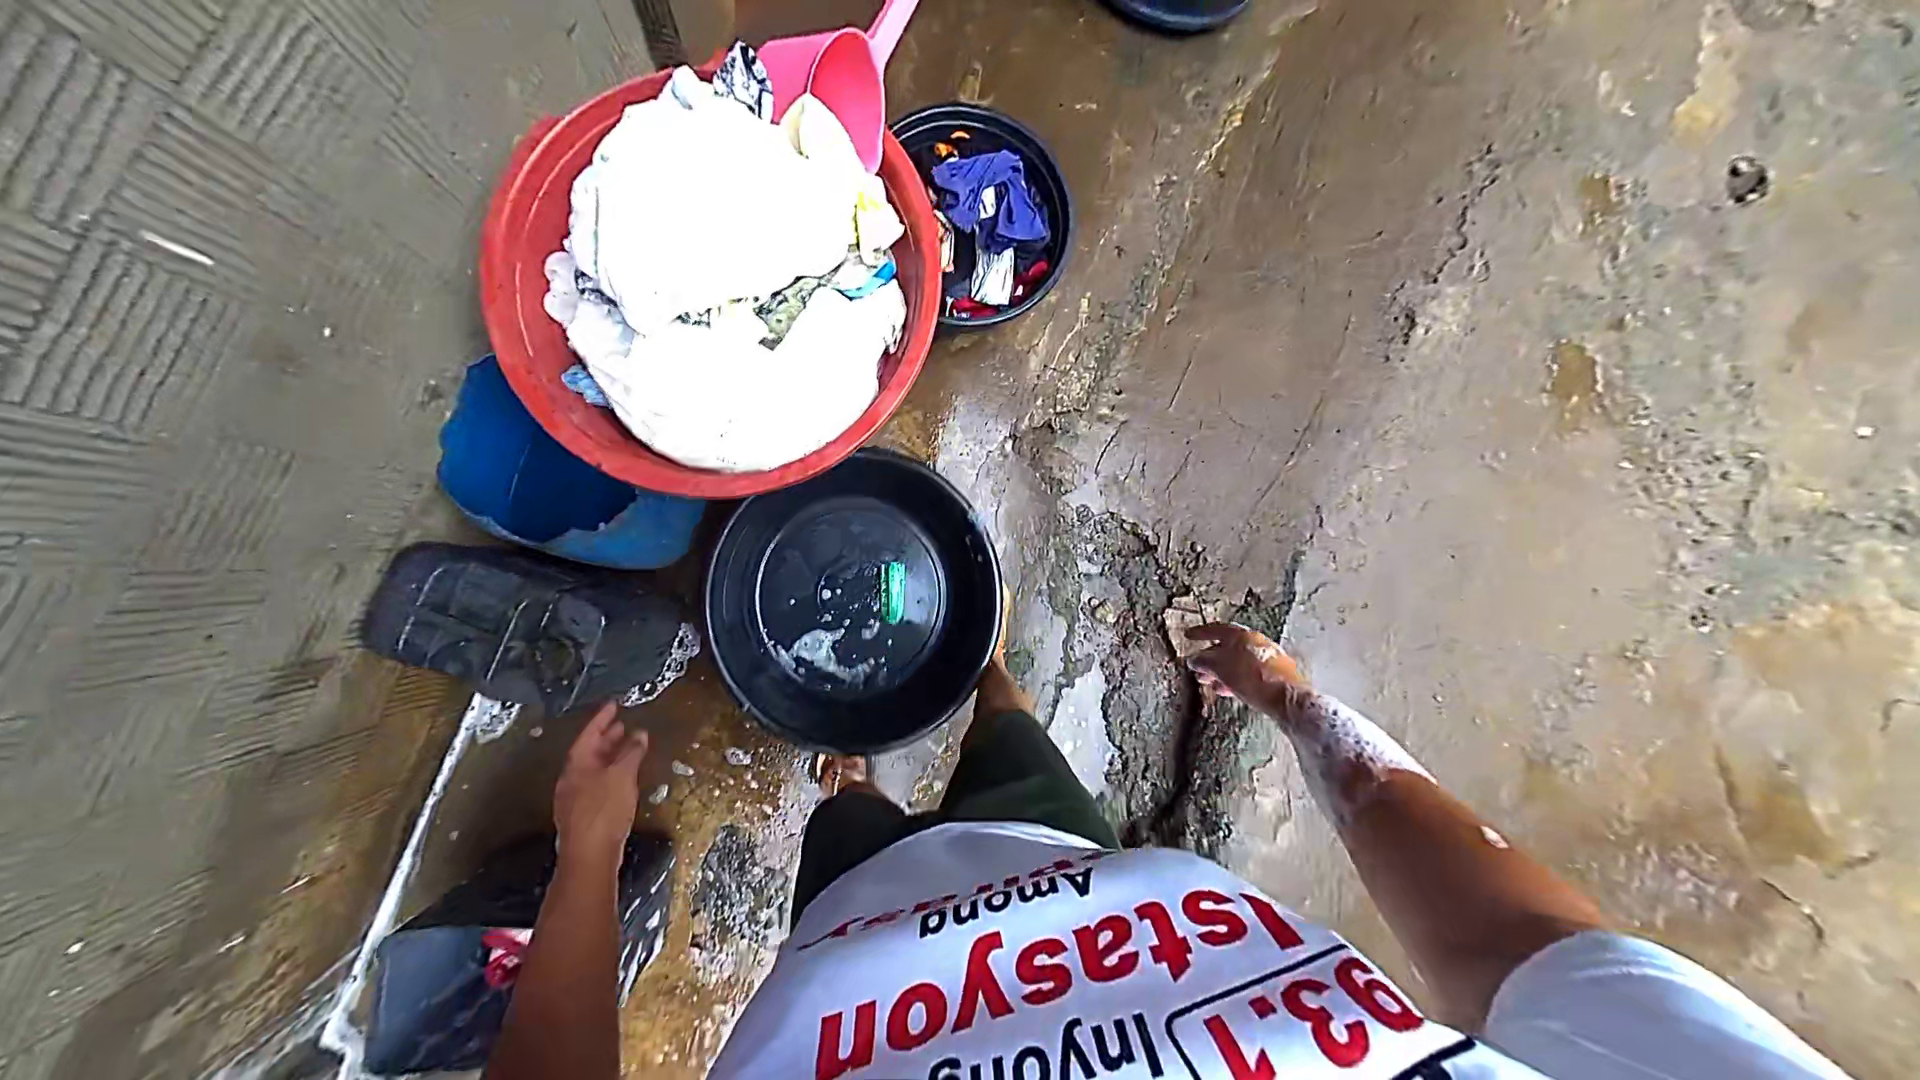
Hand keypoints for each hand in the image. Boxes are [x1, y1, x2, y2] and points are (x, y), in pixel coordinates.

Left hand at [553, 702, 648, 868]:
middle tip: (621, 724)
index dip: (601, 719)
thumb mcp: (622, 775)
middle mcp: (572, 779)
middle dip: (606, 737)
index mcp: (577, 766)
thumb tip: (638, 735)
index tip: (613, 705)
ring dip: (611, 755)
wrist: (590, 854)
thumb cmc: (604, 809)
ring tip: (628, 746)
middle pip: (589, 751)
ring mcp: (576, 797)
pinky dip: (612, 772)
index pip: (588, 735)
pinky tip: (624, 775)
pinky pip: (598, 782)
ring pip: (594, 768)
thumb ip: (631, 752)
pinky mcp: (585, 813)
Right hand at [1184, 623, 1310, 715]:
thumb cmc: (1254, 680)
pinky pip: (1249, 674)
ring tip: (1209, 682)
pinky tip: (1228, 689)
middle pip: (1227, 647)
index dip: (1200, 633)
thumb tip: (1193, 660)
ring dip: (1221, 671)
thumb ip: (1204, 662)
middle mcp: (1257, 643)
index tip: (1189, 635)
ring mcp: (1268, 659)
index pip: (1216, 629)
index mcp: (1243, 635)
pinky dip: (1235, 679)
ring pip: (1238, 662)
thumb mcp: (1220, 669)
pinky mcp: (1275, 675)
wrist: (1287, 700)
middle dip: (1210, 658)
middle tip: (1198, 667)